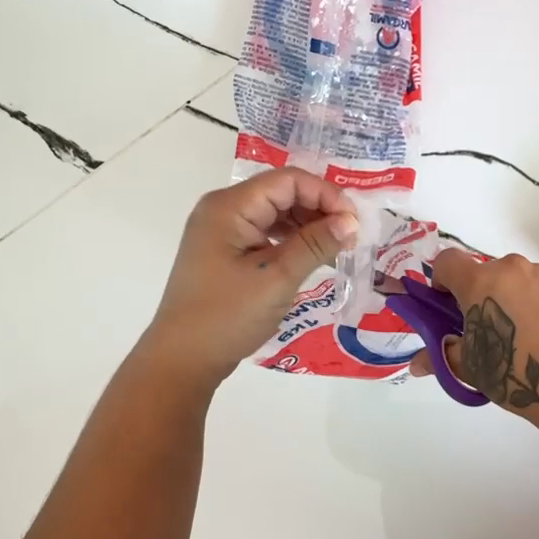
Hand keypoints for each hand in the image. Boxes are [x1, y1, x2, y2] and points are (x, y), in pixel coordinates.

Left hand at [146, 168, 358, 384]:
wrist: (184, 358)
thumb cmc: (228, 316)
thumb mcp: (278, 278)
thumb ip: (315, 244)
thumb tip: (352, 221)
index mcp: (229, 207)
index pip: (288, 181)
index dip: (325, 194)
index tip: (355, 222)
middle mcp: (223, 209)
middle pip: (281, 192)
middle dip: (319, 209)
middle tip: (351, 237)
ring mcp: (222, 231)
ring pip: (275, 213)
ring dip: (308, 226)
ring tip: (337, 248)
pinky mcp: (226, 251)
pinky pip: (266, 233)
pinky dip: (292, 241)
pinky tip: (313, 258)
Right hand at [409, 250, 538, 435]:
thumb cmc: (512, 374)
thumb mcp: (469, 367)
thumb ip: (440, 356)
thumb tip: (416, 365)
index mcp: (478, 283)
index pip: (447, 261)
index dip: (443, 279)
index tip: (448, 302)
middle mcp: (509, 268)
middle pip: (485, 271)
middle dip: (481, 293)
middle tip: (489, 327)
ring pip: (516, 276)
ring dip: (512, 294)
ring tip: (524, 330)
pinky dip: (538, 296)